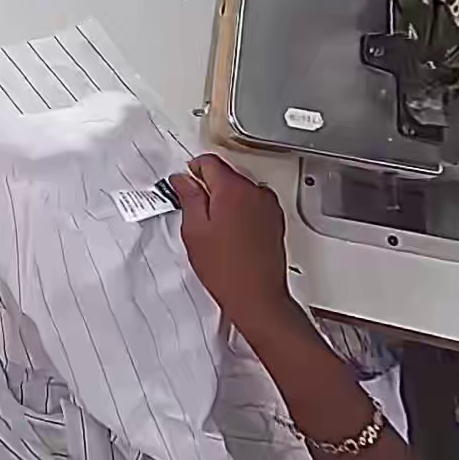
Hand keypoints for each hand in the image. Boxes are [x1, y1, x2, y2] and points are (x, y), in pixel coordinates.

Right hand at [169, 154, 294, 324]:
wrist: (257, 297)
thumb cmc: (228, 270)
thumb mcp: (195, 230)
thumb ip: (188, 197)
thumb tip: (183, 180)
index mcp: (233, 190)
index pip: (209, 161)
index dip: (192, 169)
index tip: (184, 180)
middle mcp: (256, 192)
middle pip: (226, 173)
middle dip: (209, 186)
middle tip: (195, 210)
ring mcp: (269, 206)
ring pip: (240, 188)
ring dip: (226, 199)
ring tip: (214, 227)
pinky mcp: (275, 220)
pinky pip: (253, 203)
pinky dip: (241, 210)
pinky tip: (231, 233)